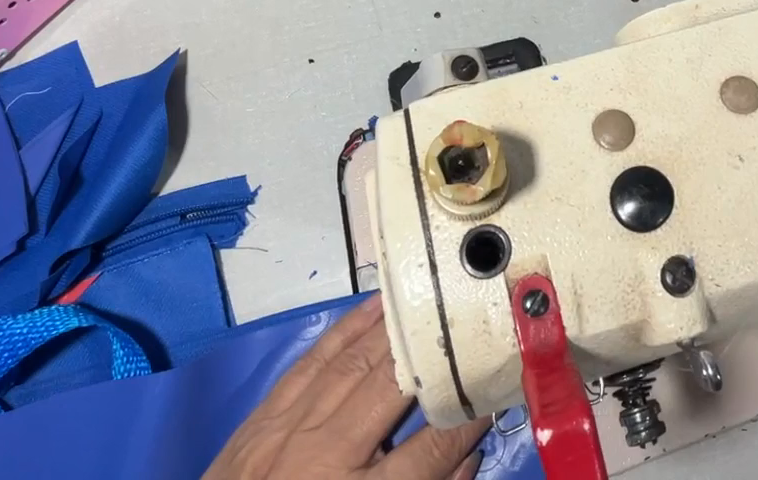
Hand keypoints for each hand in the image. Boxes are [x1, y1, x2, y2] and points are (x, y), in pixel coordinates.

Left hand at [204, 296, 492, 479]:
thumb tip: (468, 453)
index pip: (431, 448)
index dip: (469, 416)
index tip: (496, 387)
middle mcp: (324, 458)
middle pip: (390, 389)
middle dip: (433, 352)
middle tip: (468, 318)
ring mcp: (287, 433)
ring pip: (351, 364)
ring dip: (393, 329)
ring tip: (428, 299)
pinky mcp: (262, 419)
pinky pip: (310, 362)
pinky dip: (344, 331)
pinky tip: (371, 308)